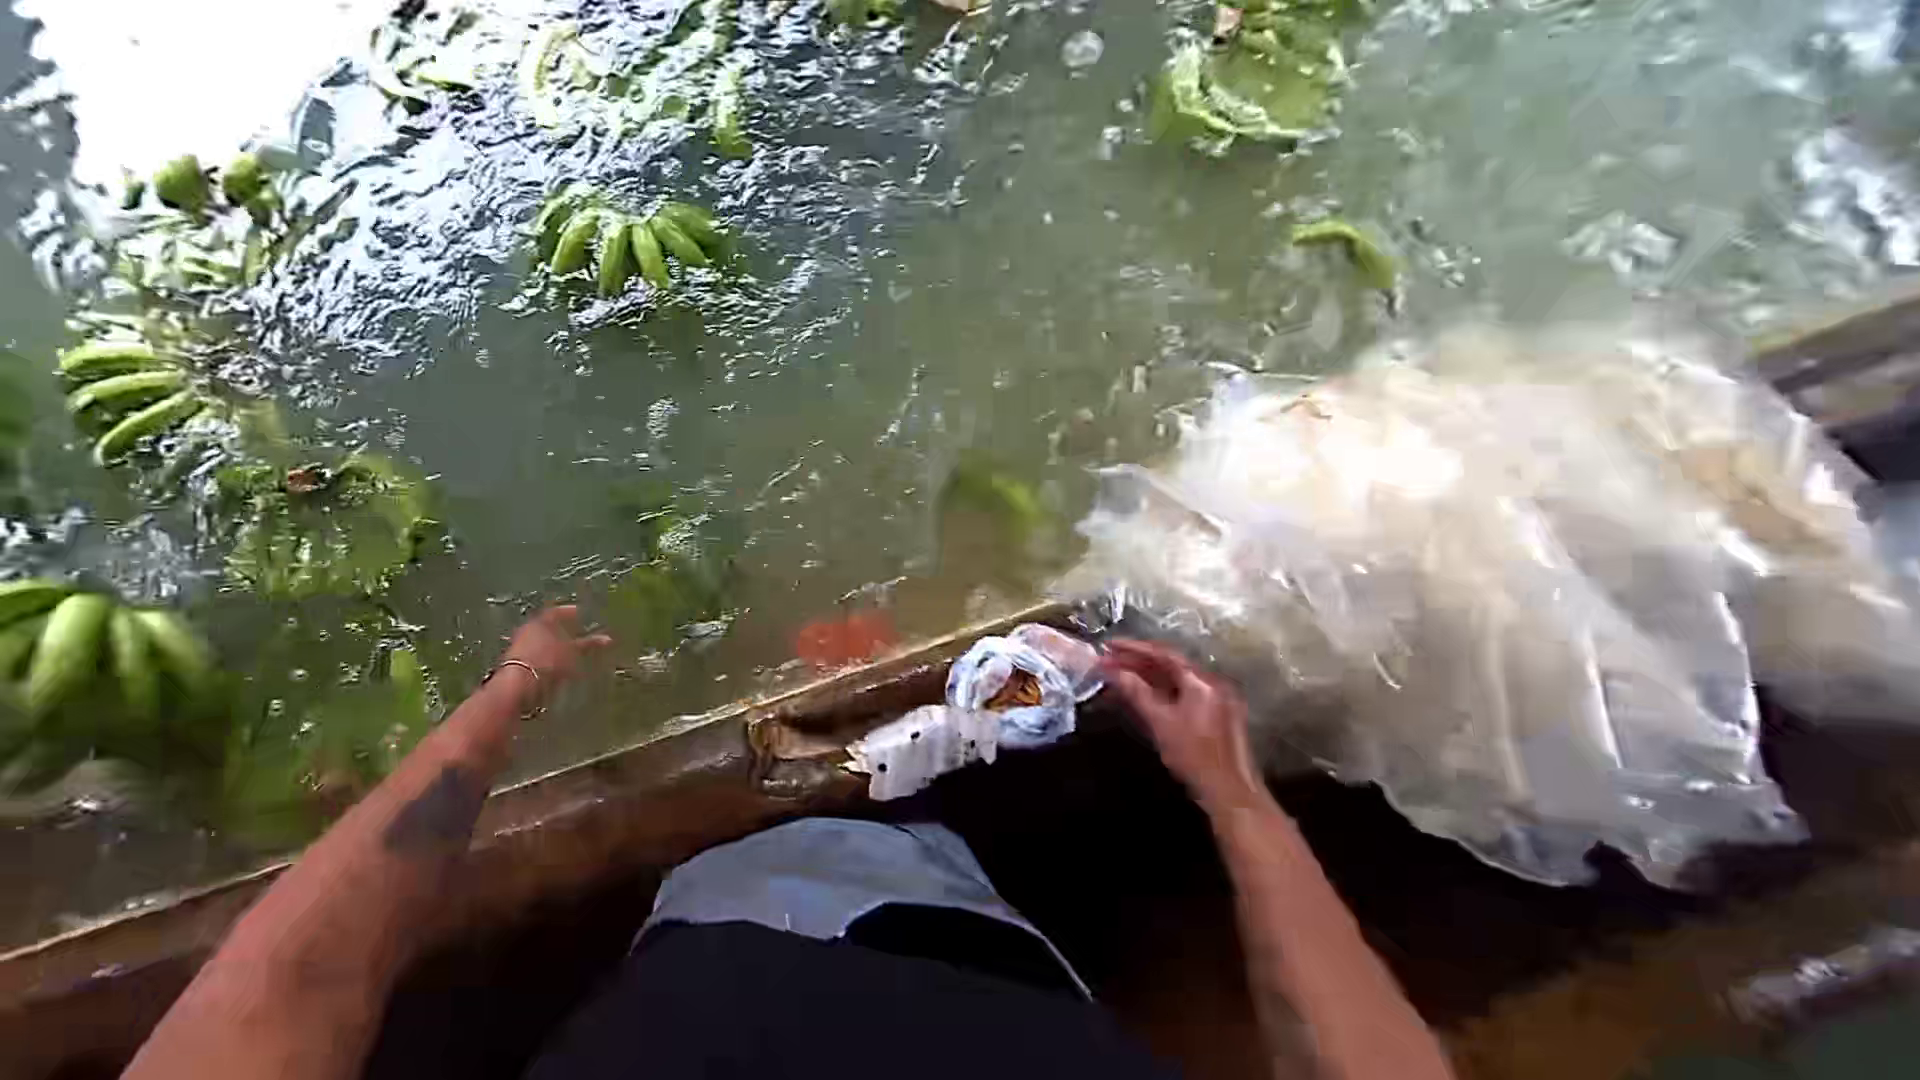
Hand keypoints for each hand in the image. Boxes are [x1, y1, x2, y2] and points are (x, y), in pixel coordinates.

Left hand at [499, 605, 612, 701]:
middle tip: (581, 635)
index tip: (582, 614)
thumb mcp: (575, 652)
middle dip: (565, 631)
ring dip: (557, 647)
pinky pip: (539, 657)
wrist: (518, 687)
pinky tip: (561, 667)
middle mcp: (527, 631)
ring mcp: (520, 649)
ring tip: (574, 654)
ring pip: (544, 643)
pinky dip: (550, 659)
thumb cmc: (548, 662)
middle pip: (549, 627)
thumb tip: (607, 639)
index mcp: (541, 622)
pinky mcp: (518, 665)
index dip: (570, 612)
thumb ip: (590, 644)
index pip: (557, 611)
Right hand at [1100, 638, 1263, 814]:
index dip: (1134, 648)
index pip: (1164, 654)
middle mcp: (1211, 683)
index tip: (1109, 645)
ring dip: (1144, 678)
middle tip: (1107, 662)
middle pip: (1168, 665)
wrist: (1229, 793)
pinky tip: (1137, 697)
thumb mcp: (1161, 723)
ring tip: (1115, 678)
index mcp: (1202, 681)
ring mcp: (1214, 699)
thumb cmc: (1194, 756)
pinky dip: (1158, 693)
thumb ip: (1137, 693)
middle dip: (1136, 663)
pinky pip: (1180, 695)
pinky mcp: (1212, 715)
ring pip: (1173, 681)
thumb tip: (1114, 672)